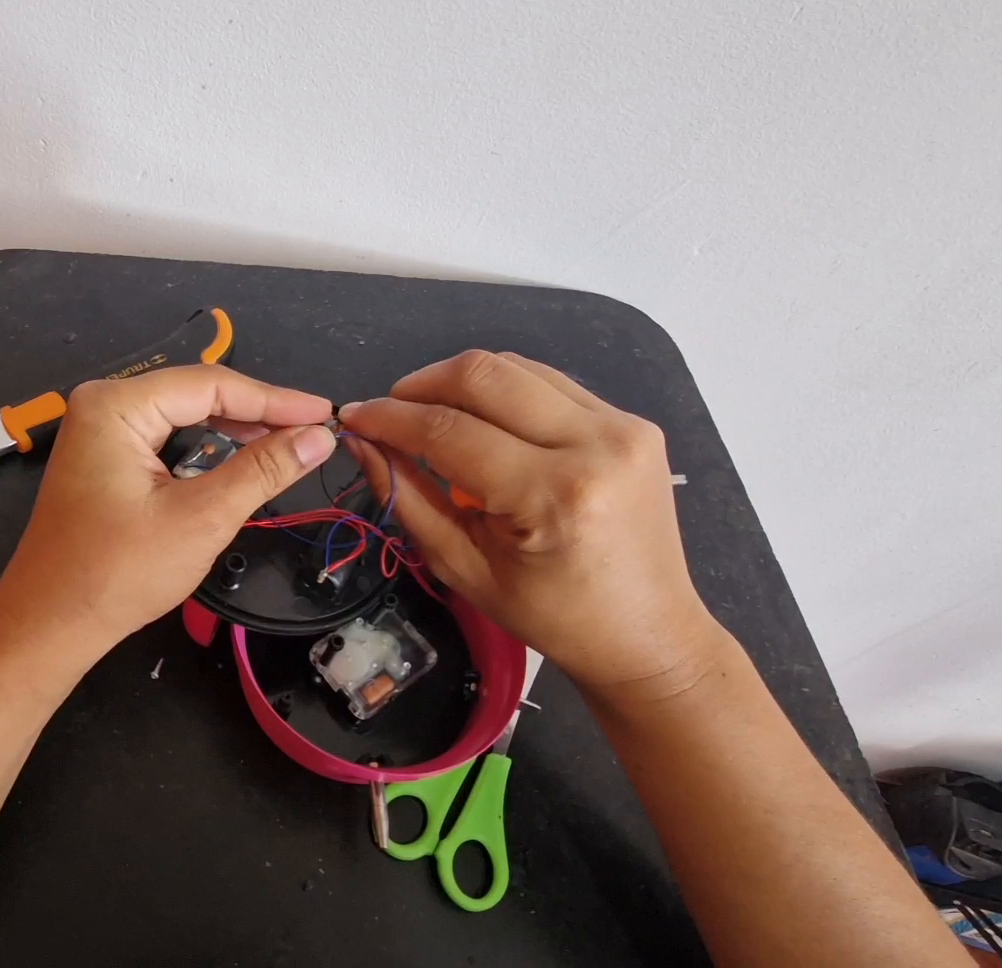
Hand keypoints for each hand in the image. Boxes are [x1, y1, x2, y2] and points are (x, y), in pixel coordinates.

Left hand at [0, 364, 335, 654]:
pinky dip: (205, 448)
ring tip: (286, 443)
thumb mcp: (201, 518)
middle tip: (313, 430)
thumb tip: (320, 436)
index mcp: (116, 405)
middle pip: (196, 394)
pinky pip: (165, 438)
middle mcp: (103, 405)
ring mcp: (99, 431)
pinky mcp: (103, 458)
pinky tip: (238, 458)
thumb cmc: (119, 573)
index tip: (325, 414)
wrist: (49, 626)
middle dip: (256, 413)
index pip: (211, 385)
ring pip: (182, 415)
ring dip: (234, 429)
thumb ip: (263, 470)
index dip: (275, 399)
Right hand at [340, 351, 722, 702]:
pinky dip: (501, 393)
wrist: (648, 633)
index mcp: (550, 496)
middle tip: (389, 410)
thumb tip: (362, 441)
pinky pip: (546, 382)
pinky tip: (482, 422)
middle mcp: (593, 445)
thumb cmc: (549, 615)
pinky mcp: (632, 422)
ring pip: (515, 368)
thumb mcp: (462, 567)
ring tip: (429, 415)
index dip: (389, 418)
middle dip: (421, 384)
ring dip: (458, 383)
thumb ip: (407, 497)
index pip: (448, 431)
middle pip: (483, 375)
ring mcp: (622, 426)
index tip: (353, 416)